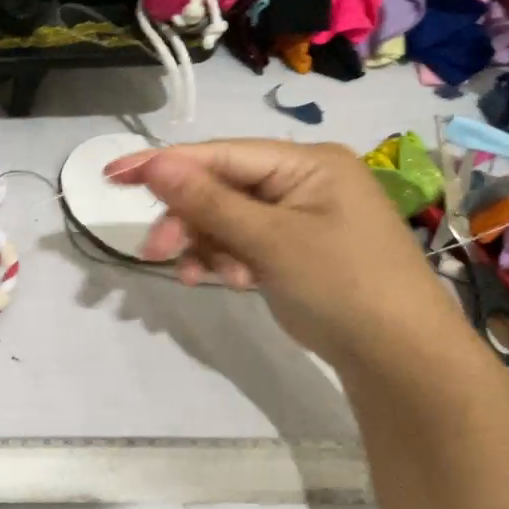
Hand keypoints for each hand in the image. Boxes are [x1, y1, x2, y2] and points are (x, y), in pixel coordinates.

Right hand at [105, 140, 460, 365]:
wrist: (397, 354)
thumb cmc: (341, 284)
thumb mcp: (268, 240)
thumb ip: (207, 200)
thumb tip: (153, 163)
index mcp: (307, 163)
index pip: (219, 154)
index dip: (163, 164)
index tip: (111, 176)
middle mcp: (301, 180)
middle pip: (216, 187)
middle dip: (185, 219)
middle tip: (155, 252)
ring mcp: (297, 215)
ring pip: (221, 219)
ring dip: (202, 245)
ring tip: (198, 277)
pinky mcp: (290, 248)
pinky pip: (238, 242)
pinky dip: (222, 259)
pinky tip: (223, 281)